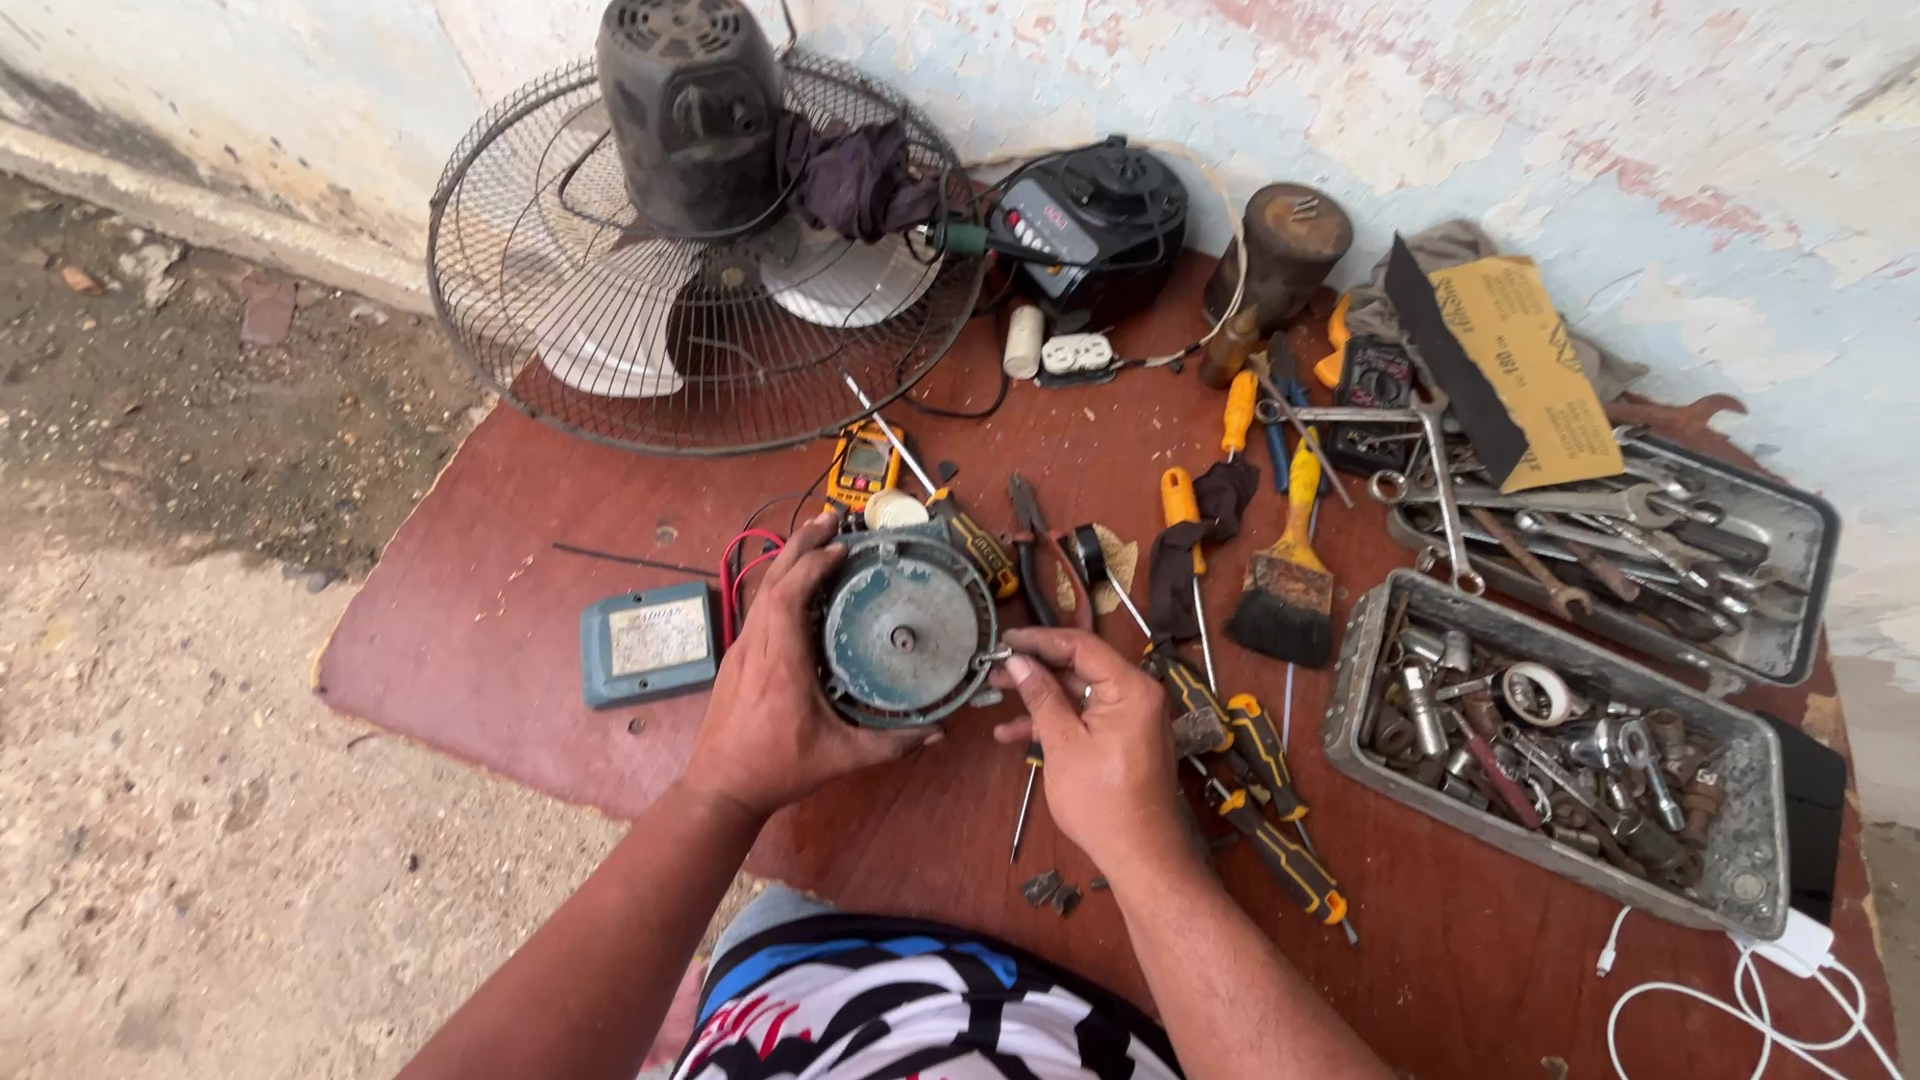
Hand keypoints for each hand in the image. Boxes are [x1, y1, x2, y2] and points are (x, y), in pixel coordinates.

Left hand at [683, 514, 939, 819]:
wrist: (719, 788)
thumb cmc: (777, 769)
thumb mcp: (839, 758)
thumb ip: (889, 745)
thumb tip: (937, 734)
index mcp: (779, 663)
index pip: (788, 597)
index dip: (812, 566)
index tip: (842, 549)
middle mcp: (756, 647)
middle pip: (772, 580)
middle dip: (800, 544)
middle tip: (832, 520)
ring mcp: (741, 650)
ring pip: (761, 591)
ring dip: (788, 560)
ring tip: (819, 540)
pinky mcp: (737, 658)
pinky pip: (759, 608)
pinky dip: (780, 584)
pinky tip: (799, 585)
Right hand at [989, 628, 1198, 883]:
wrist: (1140, 856)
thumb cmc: (1101, 800)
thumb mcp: (1064, 743)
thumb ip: (1041, 696)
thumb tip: (1018, 660)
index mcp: (1130, 687)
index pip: (1081, 645)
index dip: (1039, 639)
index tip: (1005, 639)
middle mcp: (1136, 693)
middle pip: (1078, 667)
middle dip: (1035, 668)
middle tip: (996, 668)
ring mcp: (1130, 716)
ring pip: (1077, 692)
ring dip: (1039, 696)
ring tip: (997, 692)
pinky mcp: (1121, 736)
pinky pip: (1085, 716)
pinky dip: (1054, 722)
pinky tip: (1013, 734)